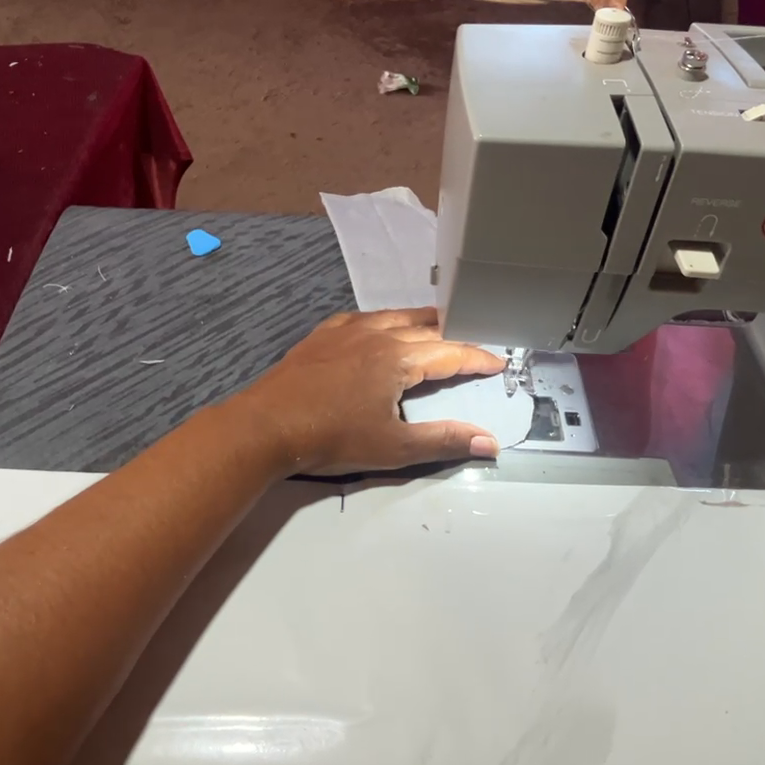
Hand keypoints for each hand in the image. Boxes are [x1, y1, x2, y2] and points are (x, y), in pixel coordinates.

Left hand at [231, 308, 507, 474]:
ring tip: (435, 325)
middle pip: (425, 328)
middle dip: (453, 335)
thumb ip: (443, 441)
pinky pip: (361, 319)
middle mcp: (376, 335)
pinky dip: (382, 321)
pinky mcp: (321, 336)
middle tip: (472, 343)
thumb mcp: (394, 447)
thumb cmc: (332, 438)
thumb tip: (488, 442)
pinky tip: (378, 327)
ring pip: (393, 317)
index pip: (450, 353)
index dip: (477, 358)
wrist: (266, 426)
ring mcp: (345, 331)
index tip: (498, 361)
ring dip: (419, 321)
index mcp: (398, 358)